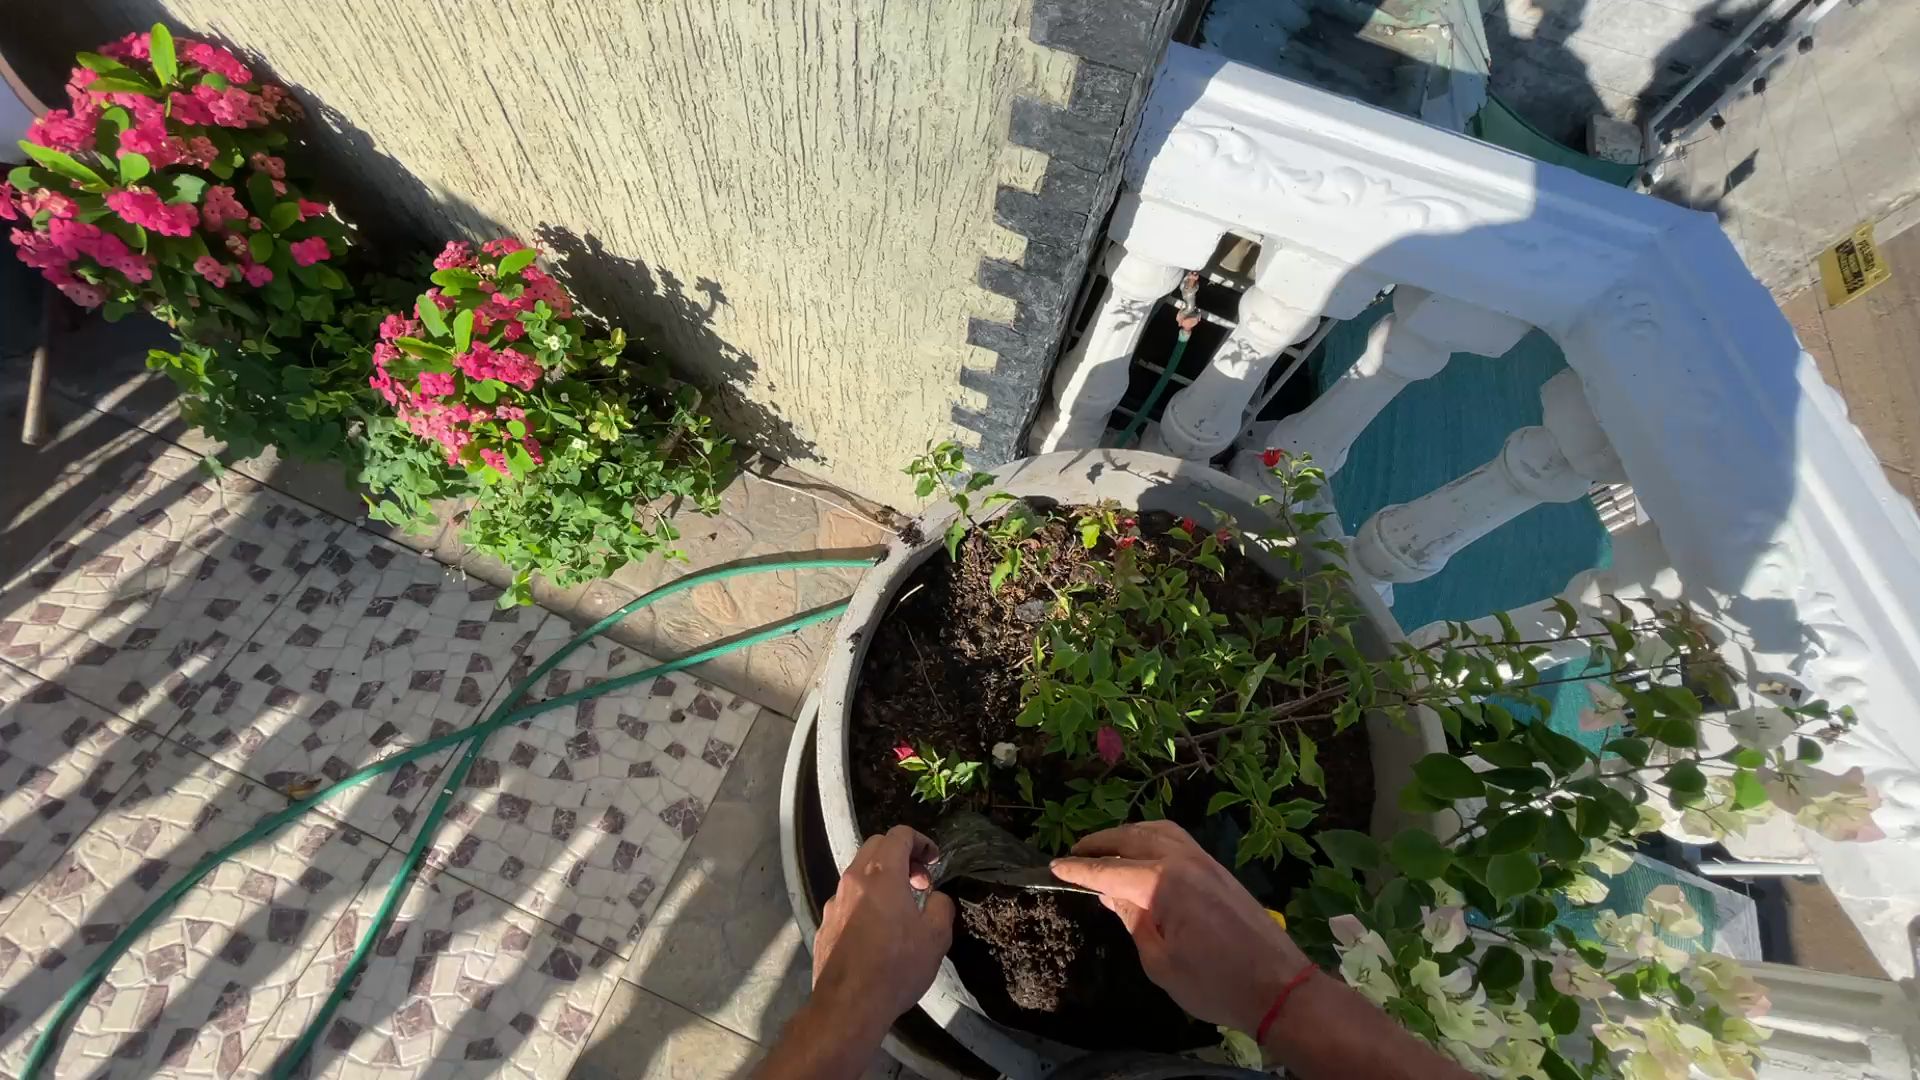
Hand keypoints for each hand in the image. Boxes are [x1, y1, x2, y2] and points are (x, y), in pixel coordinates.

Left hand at [811, 826, 954, 1036]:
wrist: (847, 1006)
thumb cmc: (896, 966)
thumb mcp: (936, 937)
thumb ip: (942, 906)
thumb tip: (936, 898)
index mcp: (882, 872)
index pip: (900, 834)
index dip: (921, 841)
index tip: (934, 860)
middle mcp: (854, 879)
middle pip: (877, 846)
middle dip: (902, 856)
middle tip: (920, 882)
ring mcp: (835, 901)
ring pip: (859, 873)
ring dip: (883, 878)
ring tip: (900, 908)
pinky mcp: (825, 924)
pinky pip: (848, 899)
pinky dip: (866, 901)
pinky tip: (876, 931)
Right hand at [1051, 820, 1311, 1032]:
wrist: (1280, 987)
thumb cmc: (1215, 983)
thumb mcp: (1160, 962)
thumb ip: (1132, 921)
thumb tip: (1112, 896)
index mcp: (1162, 882)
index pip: (1109, 871)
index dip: (1079, 870)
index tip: (1054, 866)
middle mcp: (1180, 858)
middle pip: (1130, 839)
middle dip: (1099, 844)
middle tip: (1074, 854)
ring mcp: (1201, 858)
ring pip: (1153, 830)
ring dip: (1125, 835)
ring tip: (1105, 848)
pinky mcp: (1215, 866)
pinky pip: (1173, 837)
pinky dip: (1149, 836)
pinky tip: (1141, 850)